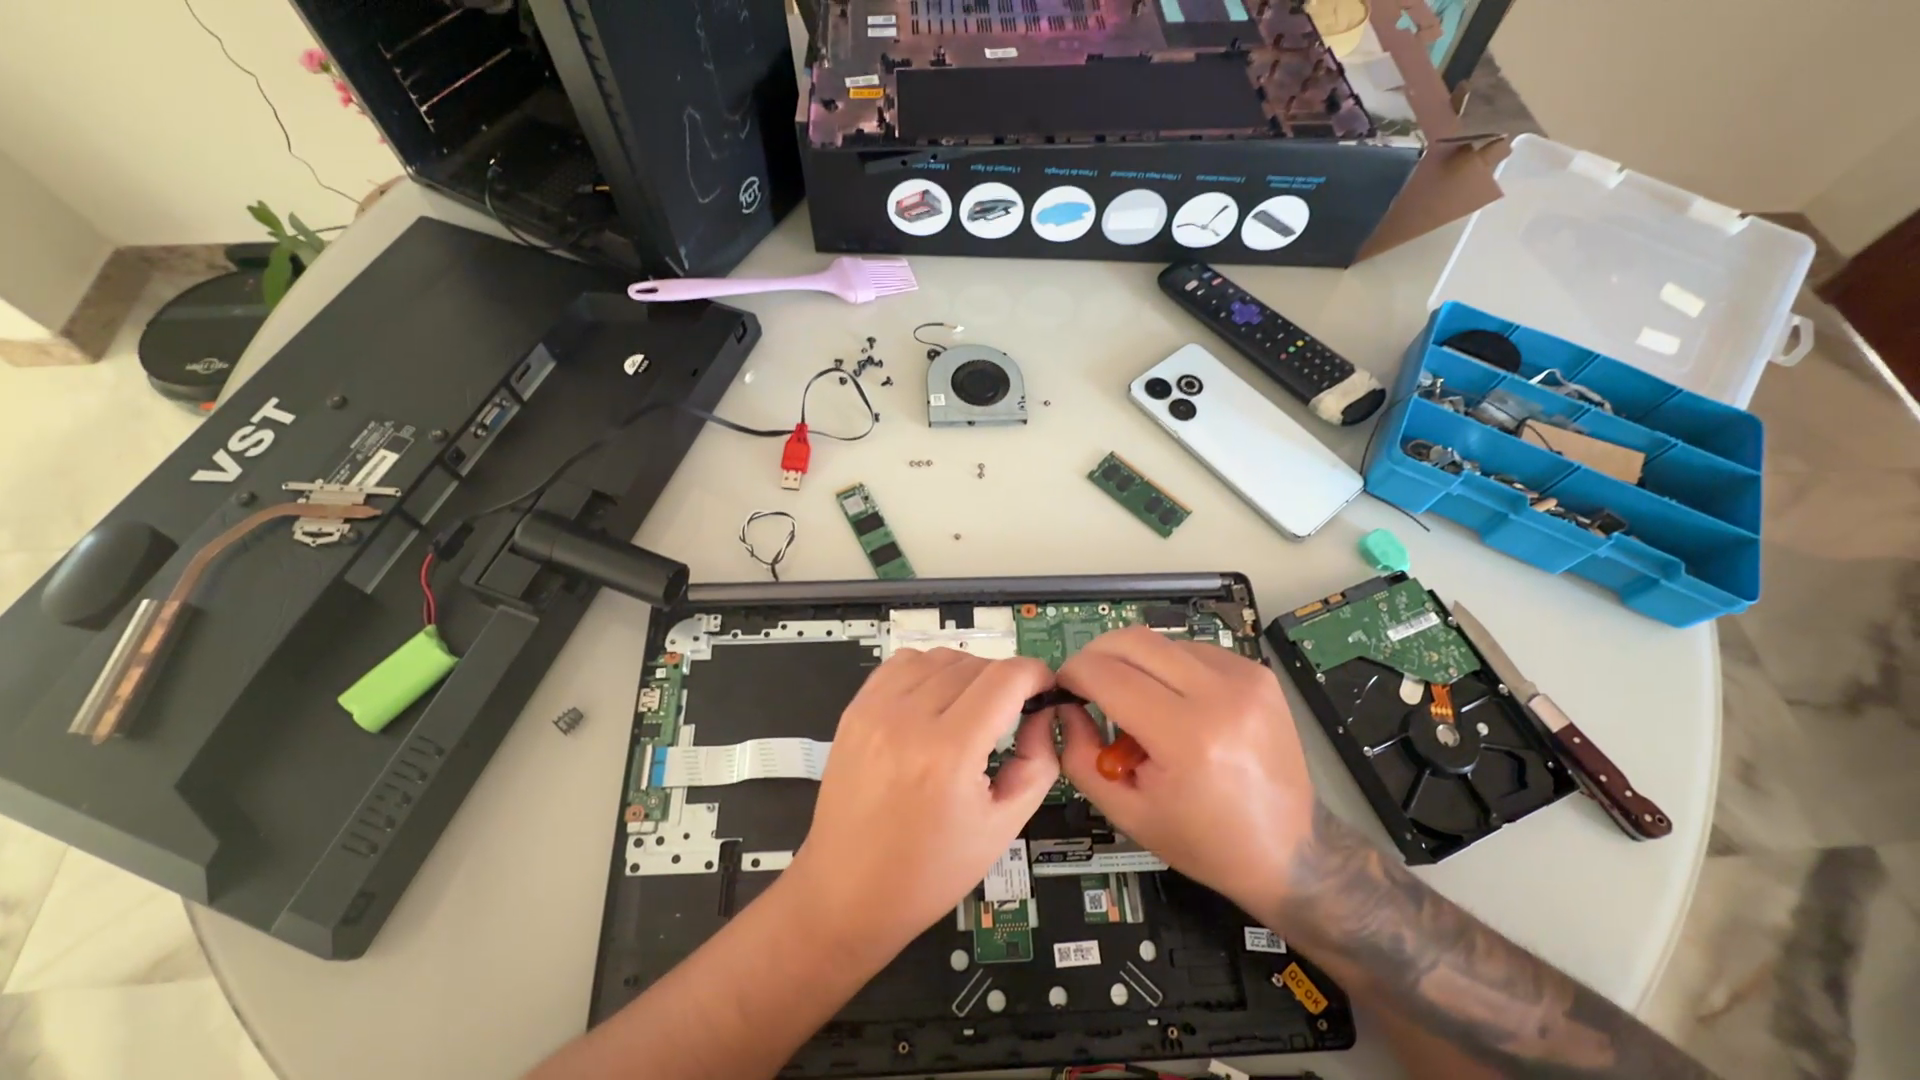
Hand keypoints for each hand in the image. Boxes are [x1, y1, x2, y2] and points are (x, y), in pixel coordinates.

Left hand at [788, 648, 1059, 960]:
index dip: (1037, 676)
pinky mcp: (854, 711)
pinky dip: (927, 671)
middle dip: (1005, 681)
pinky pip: (901, 664)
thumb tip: (1044, 711)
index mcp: (949, 753)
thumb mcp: (1004, 826)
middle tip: (1011, 715)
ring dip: (967, 672)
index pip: (1007, 677)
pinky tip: (934, 704)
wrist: (849, 893)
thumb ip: (1038, 760)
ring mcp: (874, 710)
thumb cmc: (932, 871)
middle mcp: (908, 719)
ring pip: (939, 656)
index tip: (1045, 693)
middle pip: (976, 664)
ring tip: (971, 711)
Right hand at [1057, 627, 1315, 913]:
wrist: (1289, 850)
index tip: (1063, 689)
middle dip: (1096, 655)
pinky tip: (1173, 703)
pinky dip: (1170, 668)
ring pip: (1163, 642)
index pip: (1107, 675)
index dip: (1072, 675)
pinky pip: (1194, 651)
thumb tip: (1064, 706)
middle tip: (1086, 684)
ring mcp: (1246, 679)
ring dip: (1135, 662)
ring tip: (1136, 703)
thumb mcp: (1126, 812)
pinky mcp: (1259, 674)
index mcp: (1186, 737)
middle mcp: (1220, 695)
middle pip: (1133, 641)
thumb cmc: (1205, 841)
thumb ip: (1080, 756)